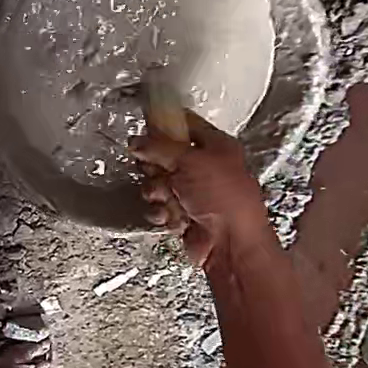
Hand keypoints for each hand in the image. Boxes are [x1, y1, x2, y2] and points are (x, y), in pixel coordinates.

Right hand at [131, 112, 271, 268]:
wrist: (232, 244)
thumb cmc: (221, 196)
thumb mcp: (189, 161)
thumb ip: (158, 147)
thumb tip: (135, 142)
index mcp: (216, 146)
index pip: (185, 124)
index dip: (164, 125)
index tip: (144, 129)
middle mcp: (205, 167)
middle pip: (164, 156)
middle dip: (156, 167)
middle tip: (157, 171)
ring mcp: (194, 193)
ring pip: (157, 183)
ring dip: (159, 193)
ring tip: (170, 200)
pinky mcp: (183, 215)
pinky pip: (160, 207)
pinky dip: (164, 213)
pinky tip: (176, 218)